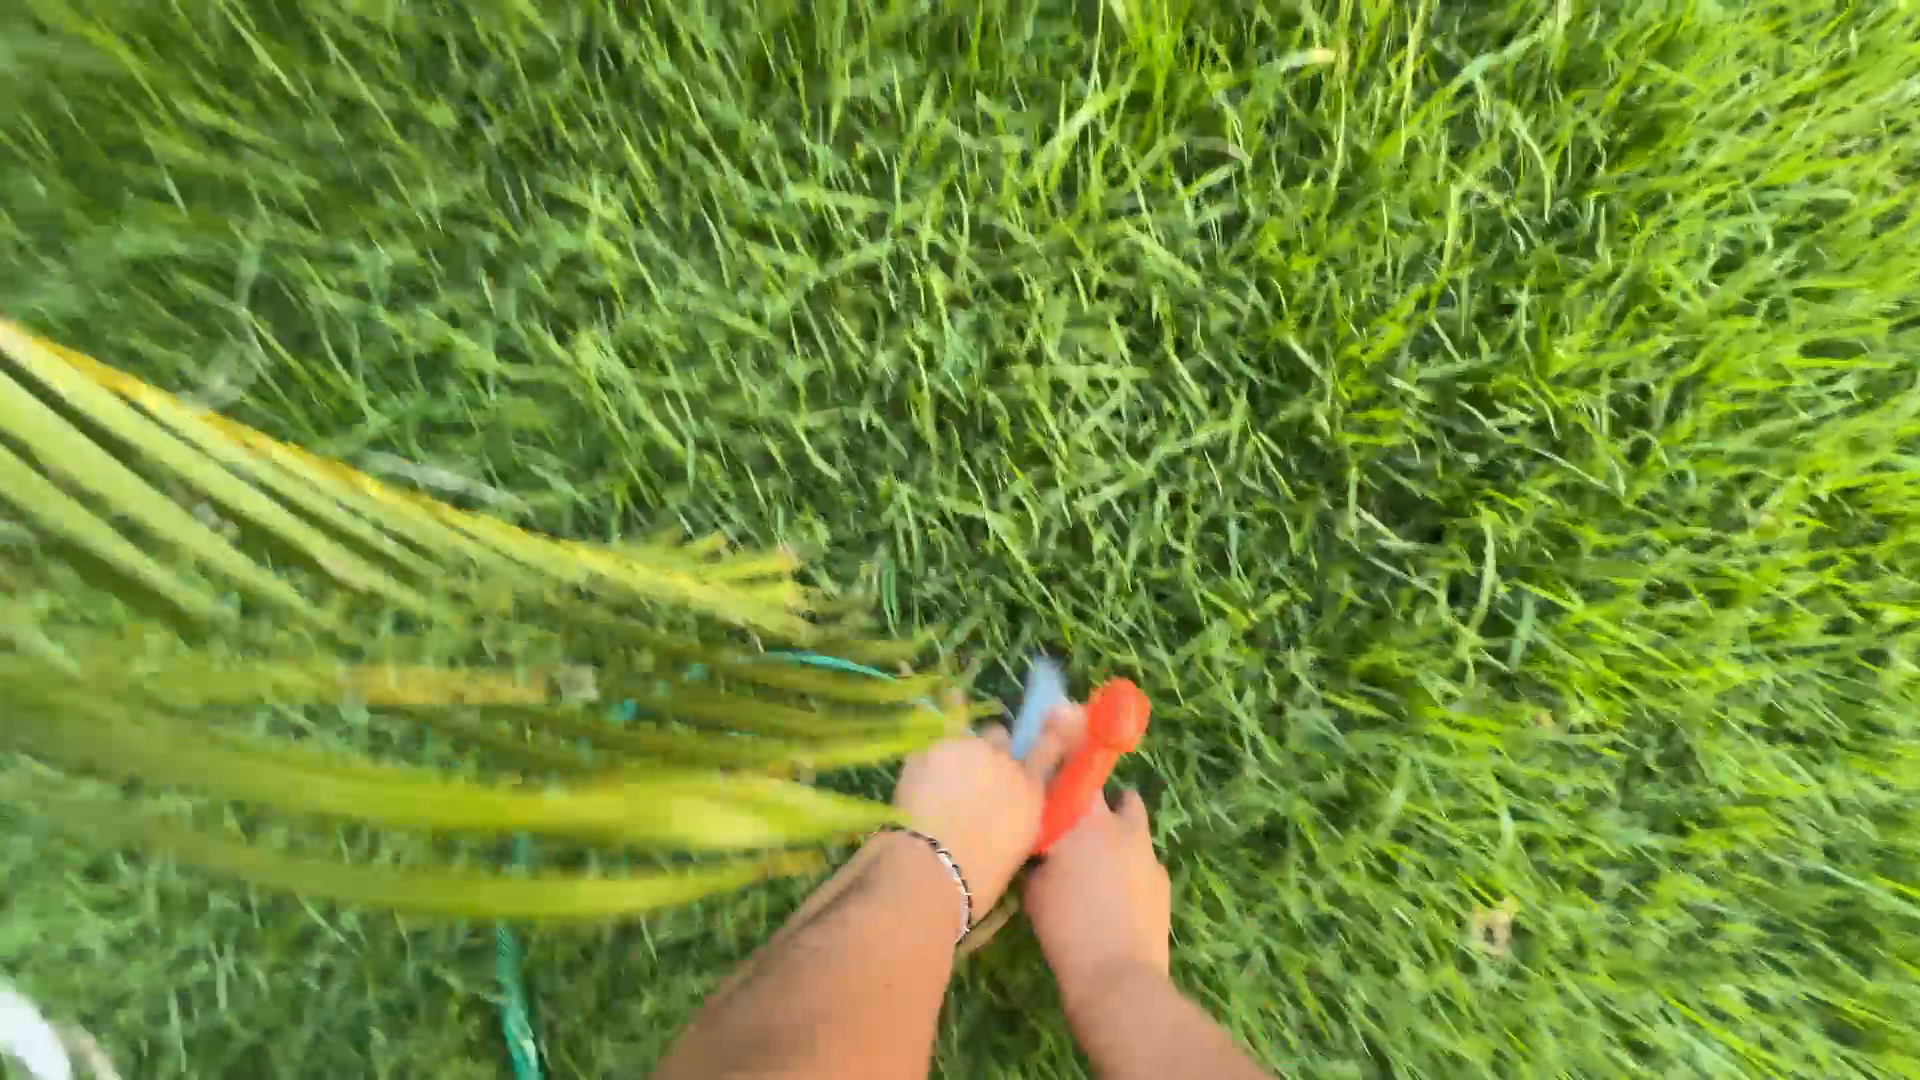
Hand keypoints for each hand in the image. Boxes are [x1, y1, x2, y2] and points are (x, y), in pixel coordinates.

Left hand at [891, 710, 1076, 915]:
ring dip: (954, 761)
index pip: (1045, 747)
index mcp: (1029, 786)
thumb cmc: (982, 875)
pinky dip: (924, 771)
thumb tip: (1008, 800)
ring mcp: (963, 748)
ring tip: (938, 795)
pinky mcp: (927, 751)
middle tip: (973, 780)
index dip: (1034, 746)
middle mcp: (1001, 758)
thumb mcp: (1018, 842)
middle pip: (997, 735)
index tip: (1026, 751)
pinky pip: (928, 756)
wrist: (934, 871)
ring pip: (959, 744)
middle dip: (987, 751)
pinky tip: (917, 798)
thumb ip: (1019, 808)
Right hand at [1024, 787, 1170, 1010]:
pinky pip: (1145, 858)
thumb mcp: (1034, 888)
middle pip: (1114, 794)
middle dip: (1098, 804)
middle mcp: (1120, 825)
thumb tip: (1042, 851)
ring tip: (1103, 854)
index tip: (1053, 796)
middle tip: (1077, 826)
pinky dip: (1133, 864)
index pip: (1076, 778)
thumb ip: (1039, 857)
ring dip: (1121, 827)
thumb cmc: (1065, 925)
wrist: (1117, 976)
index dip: (1066, 784)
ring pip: (1136, 820)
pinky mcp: (1163, 879)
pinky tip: (1120, 891)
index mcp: (1084, 819)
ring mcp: (1147, 851)